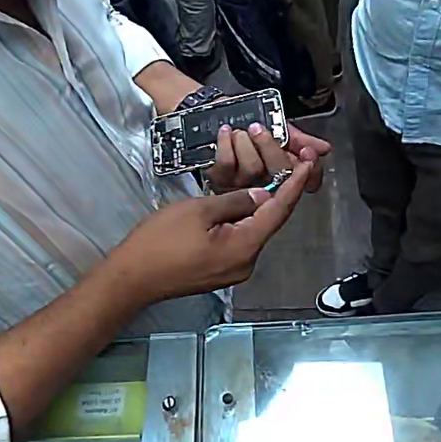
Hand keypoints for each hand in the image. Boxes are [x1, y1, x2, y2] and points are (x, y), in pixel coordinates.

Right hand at [106, 161, 312, 303]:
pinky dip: (241, 220)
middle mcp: (246, 263)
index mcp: (245, 247)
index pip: (278, 211)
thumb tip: (261, 196)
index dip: (294, 185)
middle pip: (268, 222)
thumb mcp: (199, 211)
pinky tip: (237, 202)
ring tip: (260, 177)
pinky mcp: (219, 271)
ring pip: (252, 231)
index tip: (309, 163)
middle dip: (276, 193)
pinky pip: (238, 240)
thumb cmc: (160, 242)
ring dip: (256, 206)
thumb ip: (235, 201)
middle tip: (285, 163)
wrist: (131, 278)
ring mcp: (233, 270)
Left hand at [207, 123, 331, 193]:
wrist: (222, 115)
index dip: (309, 169)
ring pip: (252, 169)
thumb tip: (324, 149)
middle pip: (278, 174)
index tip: (307, 152)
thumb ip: (300, 139)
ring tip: (240, 131)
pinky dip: (226, 143)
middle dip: (270, 148)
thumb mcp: (281, 128)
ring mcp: (243, 187)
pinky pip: (227, 163)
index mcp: (287, 175)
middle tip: (258, 128)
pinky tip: (226, 132)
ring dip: (246, 143)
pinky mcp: (220, 181)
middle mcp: (268, 187)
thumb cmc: (254, 125)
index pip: (308, 181)